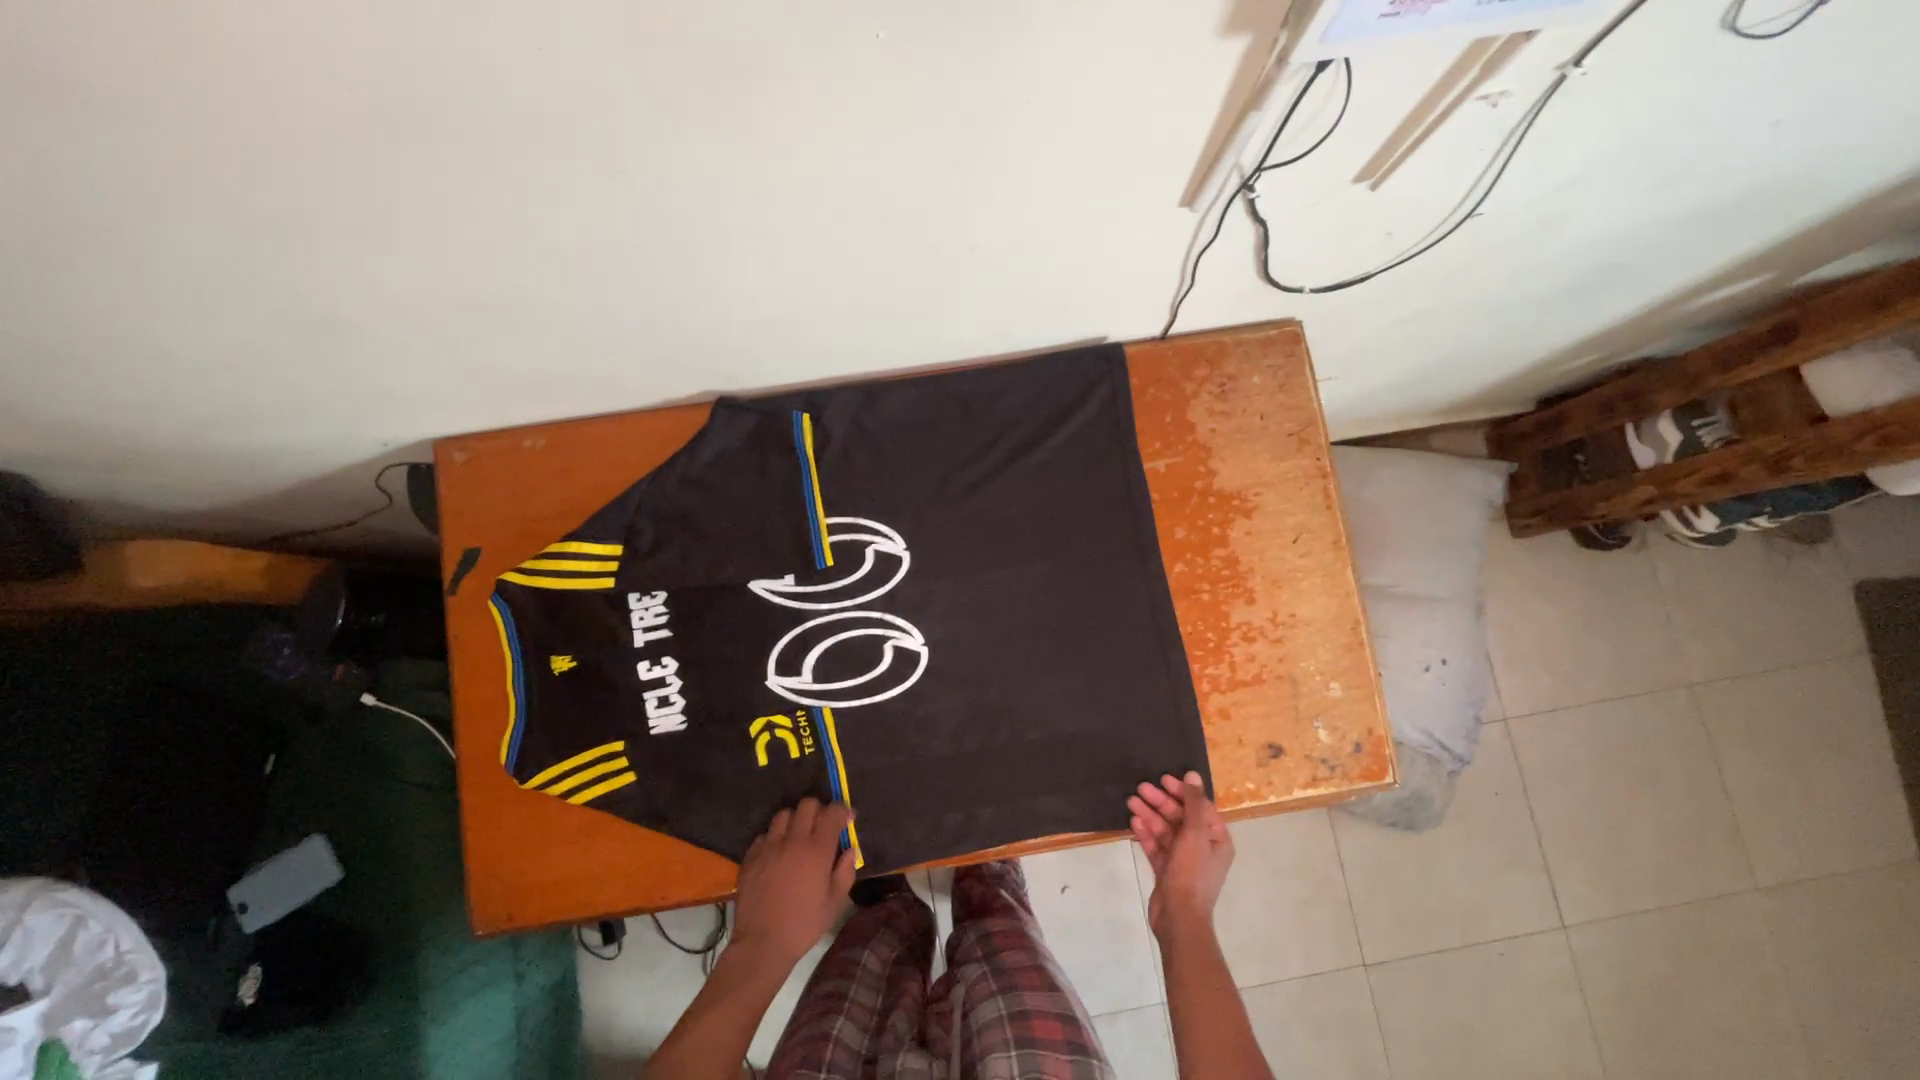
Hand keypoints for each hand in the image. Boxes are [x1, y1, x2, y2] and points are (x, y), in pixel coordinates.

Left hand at [731, 798, 857, 967]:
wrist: (762, 943)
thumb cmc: (804, 925)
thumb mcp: (835, 902)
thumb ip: (845, 871)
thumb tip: (849, 850)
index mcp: (817, 850)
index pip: (832, 812)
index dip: (842, 811)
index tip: (847, 819)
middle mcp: (792, 840)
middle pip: (807, 805)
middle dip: (819, 810)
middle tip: (823, 826)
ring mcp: (768, 846)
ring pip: (783, 815)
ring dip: (795, 821)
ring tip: (798, 837)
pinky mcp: (750, 856)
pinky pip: (764, 834)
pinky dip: (775, 838)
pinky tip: (778, 854)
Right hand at [1127, 771, 1232, 932]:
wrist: (1179, 918)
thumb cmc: (1192, 874)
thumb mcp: (1194, 834)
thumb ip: (1193, 803)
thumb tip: (1193, 774)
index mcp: (1216, 839)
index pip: (1200, 807)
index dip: (1182, 792)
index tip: (1162, 780)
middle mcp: (1202, 847)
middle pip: (1180, 817)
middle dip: (1161, 802)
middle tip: (1140, 789)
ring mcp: (1183, 860)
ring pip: (1166, 830)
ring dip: (1150, 816)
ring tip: (1131, 802)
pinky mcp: (1167, 870)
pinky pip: (1157, 846)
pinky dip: (1146, 834)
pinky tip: (1133, 822)